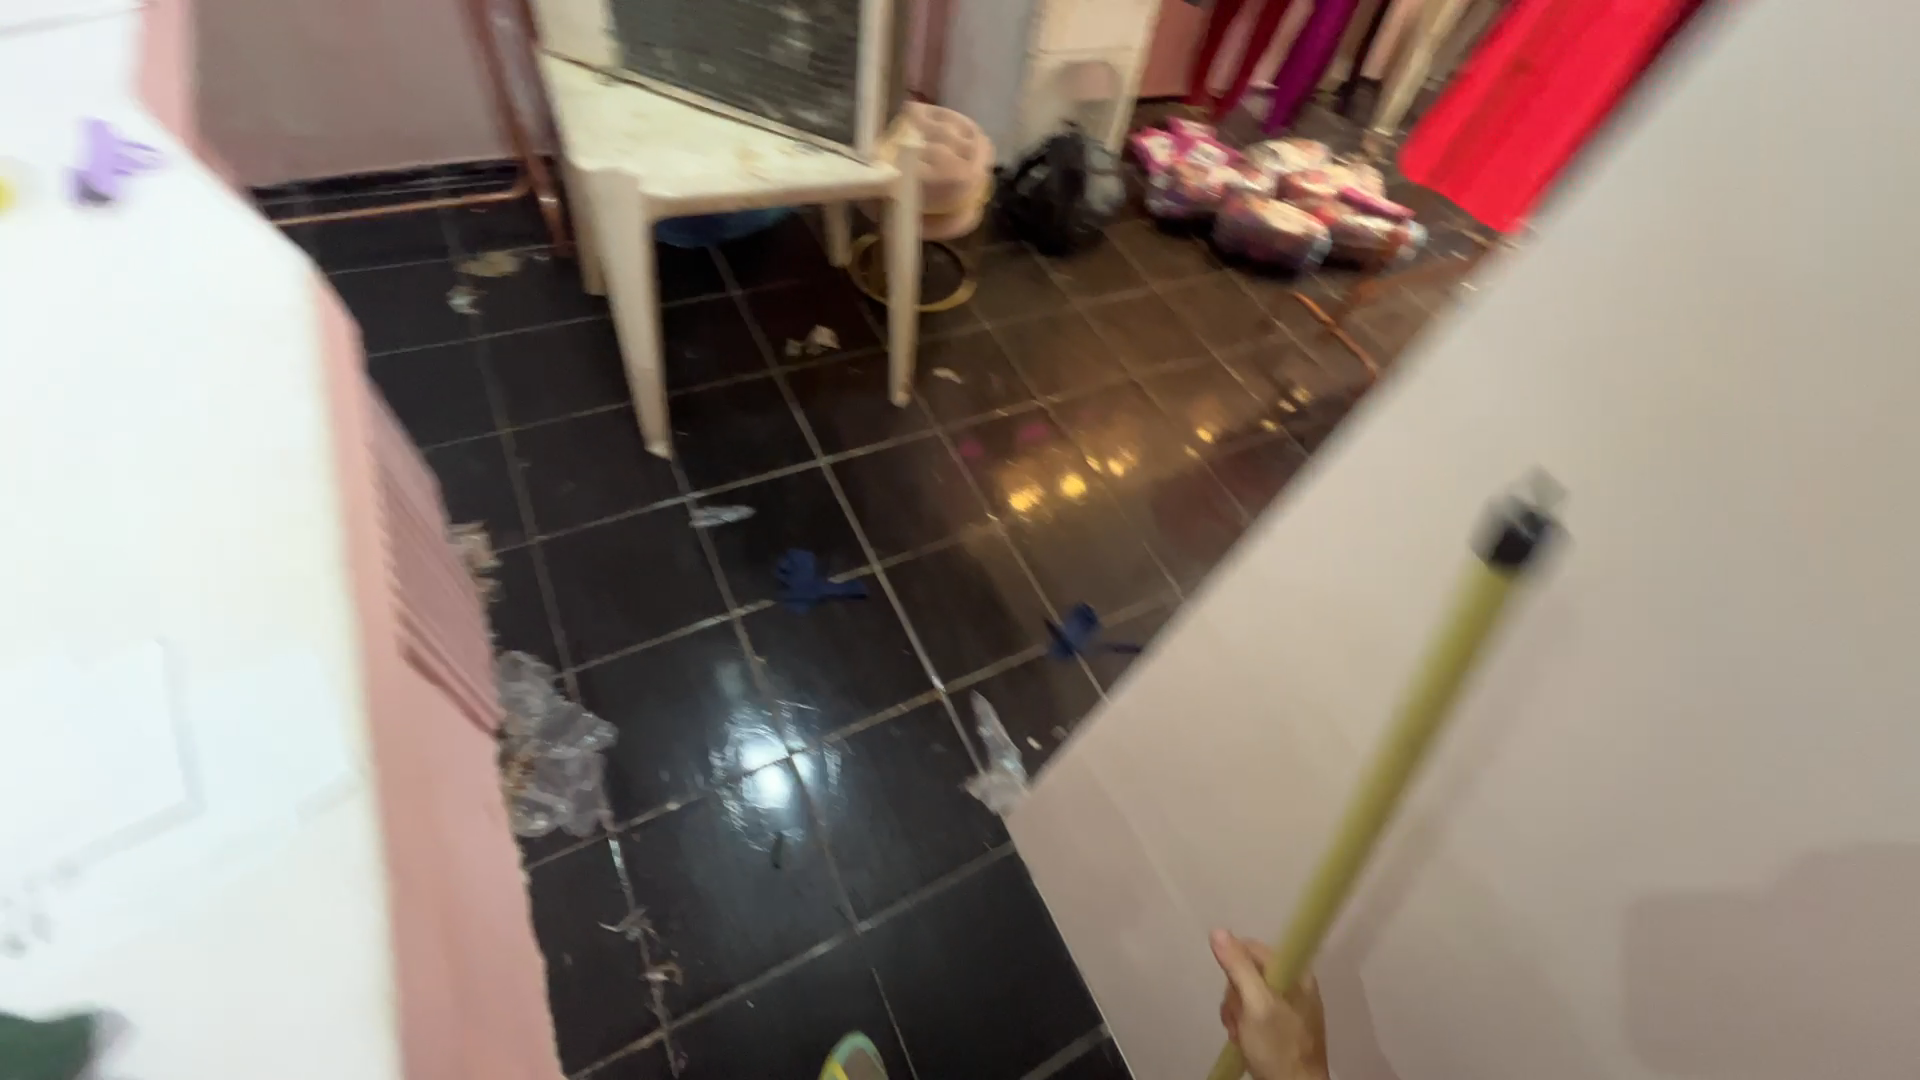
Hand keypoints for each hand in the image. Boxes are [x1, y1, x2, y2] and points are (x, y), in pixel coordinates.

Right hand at [1211, 929, 1328, 1079]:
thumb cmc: (1278, 1048)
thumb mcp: (1256, 1004)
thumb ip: (1238, 967)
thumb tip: (1217, 930)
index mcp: (1296, 974)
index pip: (1252, 948)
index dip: (1235, 965)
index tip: (1232, 989)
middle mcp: (1293, 985)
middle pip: (1246, 971)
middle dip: (1235, 995)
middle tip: (1240, 1018)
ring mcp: (1286, 1006)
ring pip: (1244, 992)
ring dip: (1235, 1012)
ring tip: (1241, 1033)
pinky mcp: (1279, 1025)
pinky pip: (1250, 1011)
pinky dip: (1242, 1023)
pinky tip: (1243, 1038)